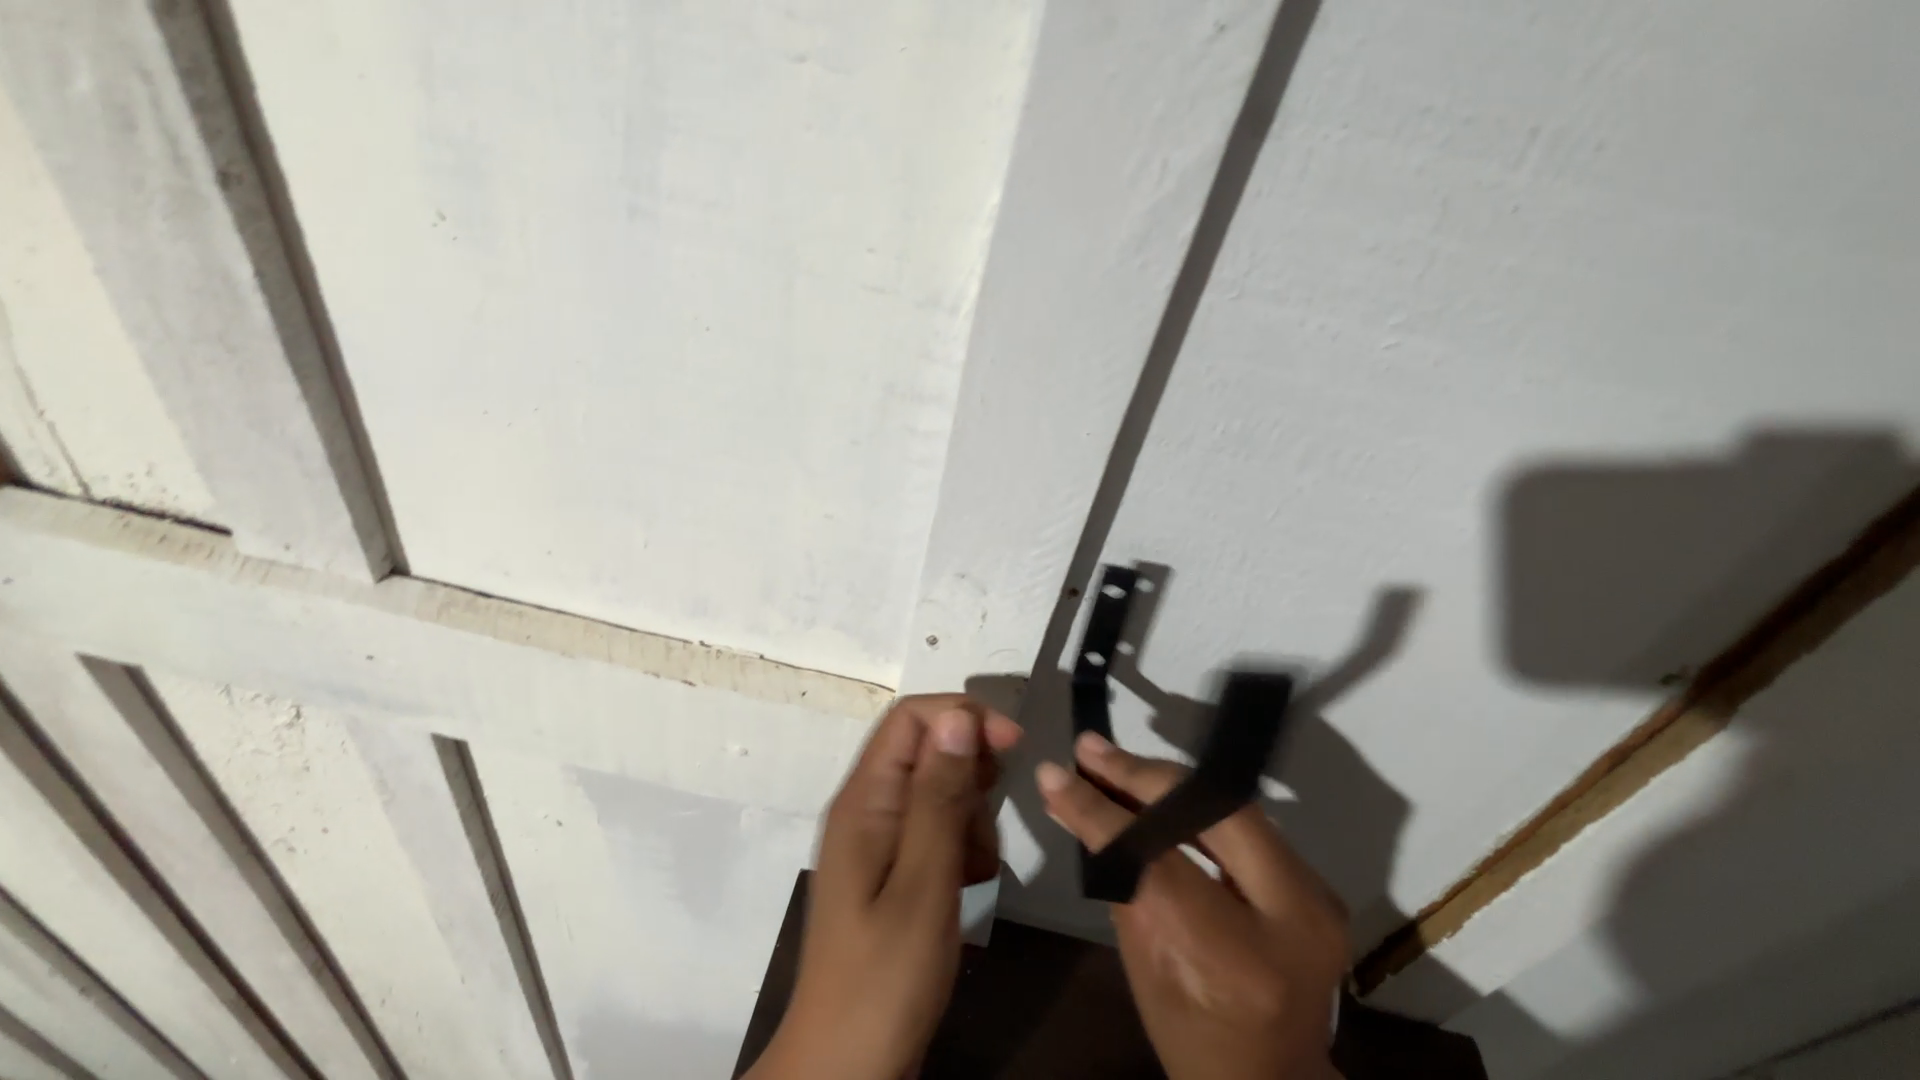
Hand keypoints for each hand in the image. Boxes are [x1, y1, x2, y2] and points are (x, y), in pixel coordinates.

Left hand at [749, 695, 1020, 1079]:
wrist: (846, 1064)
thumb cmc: (885, 977)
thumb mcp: (924, 884)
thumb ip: (940, 798)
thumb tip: (959, 718)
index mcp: (863, 800)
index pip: (912, 718)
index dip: (964, 718)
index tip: (1014, 747)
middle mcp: (866, 807)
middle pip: (928, 750)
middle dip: (972, 777)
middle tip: (985, 834)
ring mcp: (878, 839)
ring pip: (939, 791)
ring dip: (971, 818)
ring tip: (974, 873)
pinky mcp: (893, 869)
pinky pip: (935, 830)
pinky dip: (962, 847)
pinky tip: (969, 885)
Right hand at [1037, 732, 1347, 1079]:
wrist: (1269, 1078)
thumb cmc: (1189, 1032)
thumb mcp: (1141, 963)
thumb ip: (1118, 877)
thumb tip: (1072, 798)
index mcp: (1238, 958)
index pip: (1160, 861)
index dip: (1103, 812)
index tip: (1057, 777)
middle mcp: (1294, 918)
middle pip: (1215, 814)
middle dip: (1144, 776)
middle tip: (1089, 751)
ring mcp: (1316, 898)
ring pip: (1233, 810)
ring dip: (1168, 784)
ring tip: (1111, 763)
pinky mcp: (1316, 886)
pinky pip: (1246, 827)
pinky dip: (1195, 805)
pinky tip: (1153, 790)